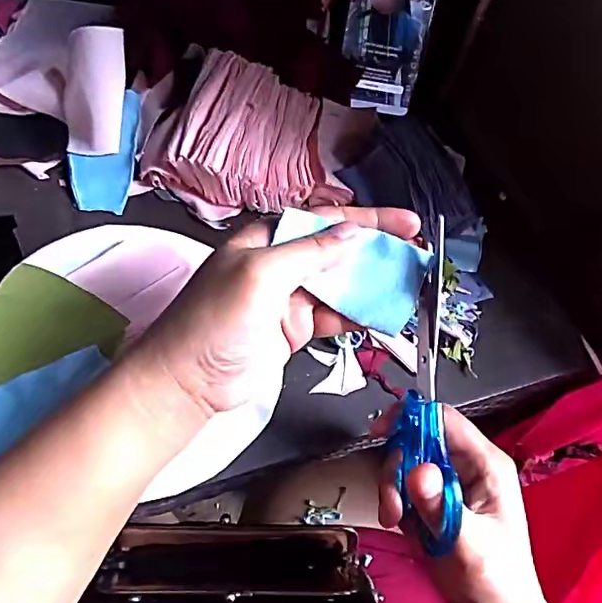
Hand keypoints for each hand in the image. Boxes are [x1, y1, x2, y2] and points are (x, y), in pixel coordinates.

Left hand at [129, 206, 421, 416]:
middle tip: (414, 254)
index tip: (403, 224)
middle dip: (378, 251)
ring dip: (374, 284)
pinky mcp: (294, 328)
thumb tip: (350, 233)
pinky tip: (381, 313)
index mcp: (267, 239)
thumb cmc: (209, 323)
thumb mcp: (260, 276)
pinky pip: (335, 315)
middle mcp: (280, 264)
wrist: (187, 382)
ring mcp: (288, 297)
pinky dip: (359, 315)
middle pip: (340, 250)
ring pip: (342, 283)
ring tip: (406, 284)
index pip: (326, 220)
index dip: (369, 220)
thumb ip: (310, 253)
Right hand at [372, 403, 543, 602]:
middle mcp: (469, 468)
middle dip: (398, 469)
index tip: (385, 431)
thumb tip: (419, 472)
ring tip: (399, 519)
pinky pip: (404, 488)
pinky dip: (397, 504)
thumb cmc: (497, 580)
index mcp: (486, 465)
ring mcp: (451, 484)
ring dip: (393, 490)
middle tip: (394, 502)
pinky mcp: (436, 501)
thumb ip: (440, 506)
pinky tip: (406, 526)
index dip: (411, 419)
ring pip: (407, 464)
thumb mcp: (467, 542)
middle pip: (417, 441)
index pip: (443, 420)